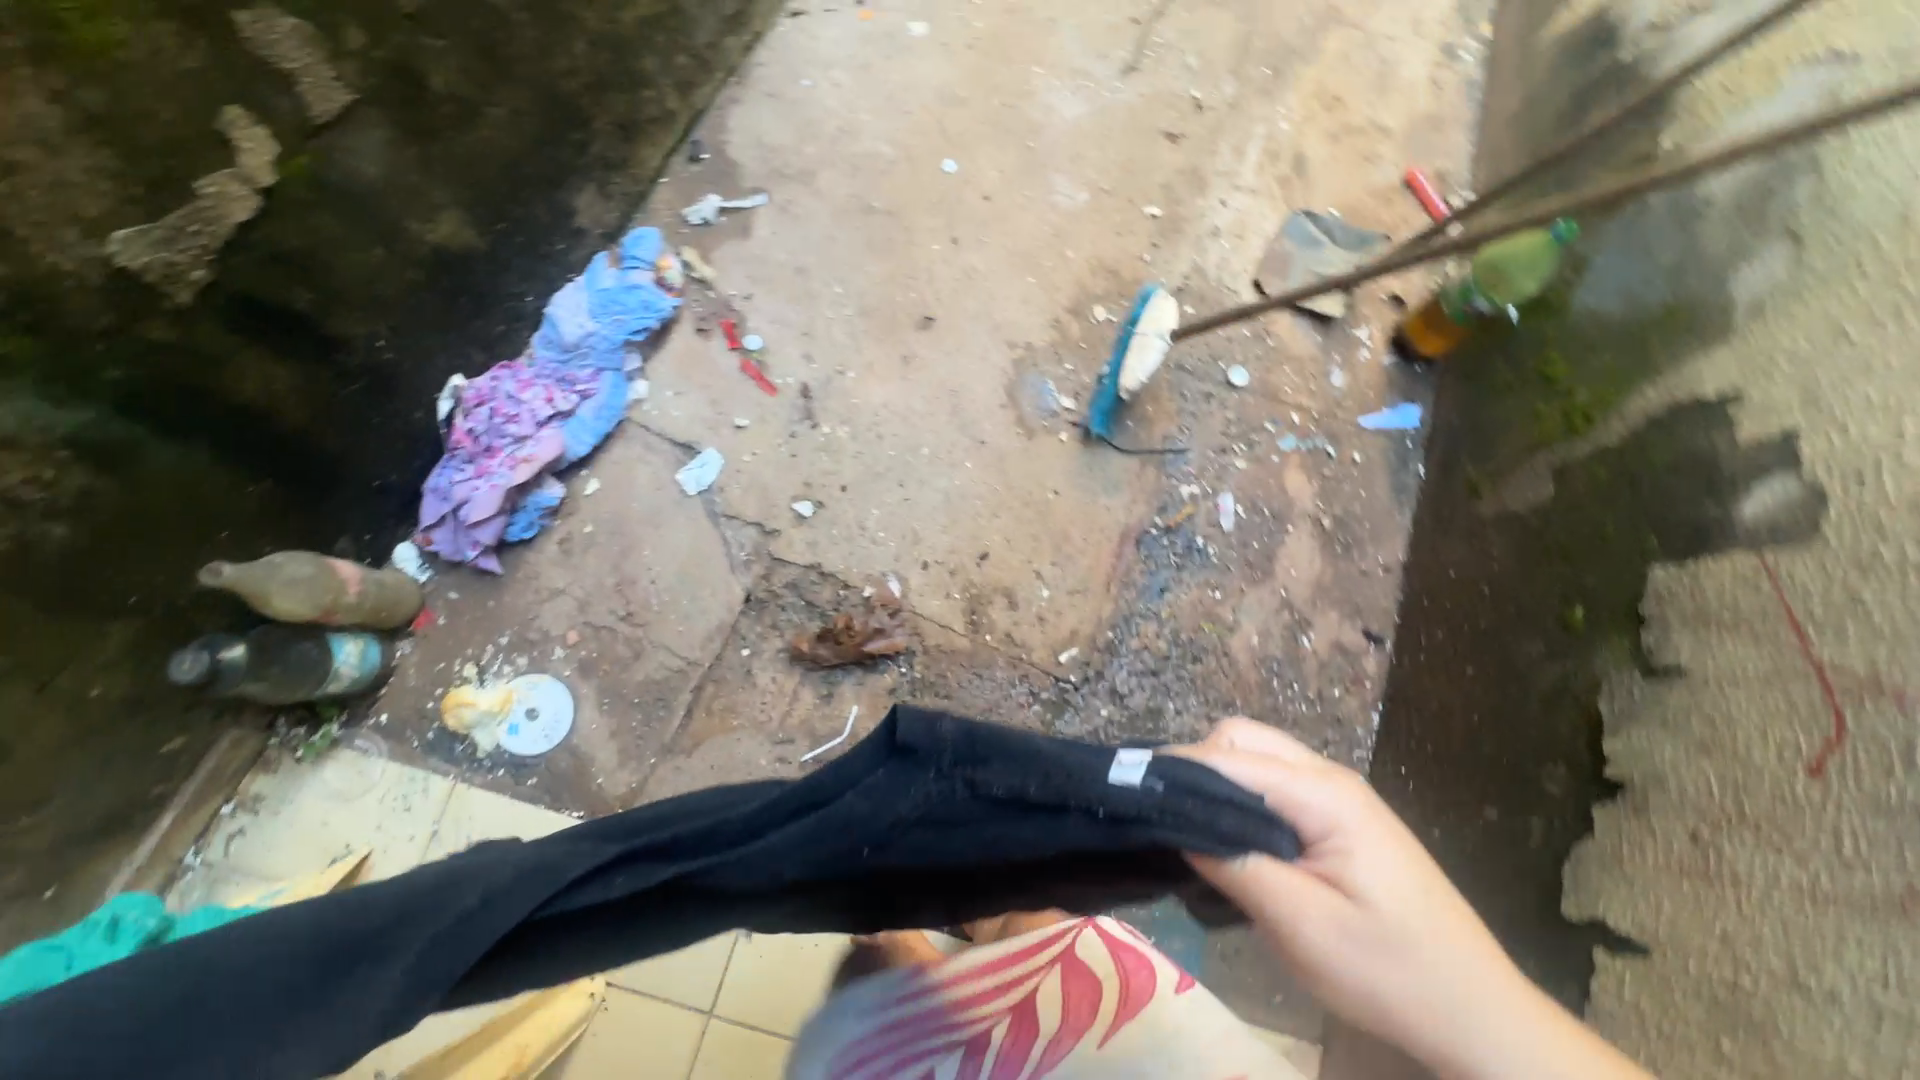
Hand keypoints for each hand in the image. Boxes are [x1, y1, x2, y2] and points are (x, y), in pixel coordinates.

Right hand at [1169, 717, 1648, 1079]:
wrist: (1473, 1011)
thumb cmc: (1390, 971)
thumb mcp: (1302, 925)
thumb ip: (1234, 864)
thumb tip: (1174, 824)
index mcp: (1324, 795)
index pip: (1229, 756)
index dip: (1175, 769)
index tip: (1130, 796)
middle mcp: (1330, 779)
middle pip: (1241, 739)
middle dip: (1194, 766)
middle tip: (1163, 818)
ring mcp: (1338, 798)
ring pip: (1257, 758)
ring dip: (1217, 782)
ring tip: (1186, 830)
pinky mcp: (1338, 821)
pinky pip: (1274, 786)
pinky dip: (1240, 798)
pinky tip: (1227, 841)